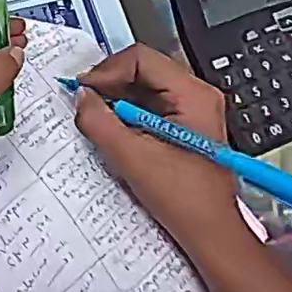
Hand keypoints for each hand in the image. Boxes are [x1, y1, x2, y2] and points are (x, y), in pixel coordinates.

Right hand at [73, 44, 239, 236]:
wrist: (209, 232)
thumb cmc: (185, 200)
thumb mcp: (132, 158)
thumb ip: (99, 122)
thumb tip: (82, 97)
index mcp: (193, 95)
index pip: (140, 58)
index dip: (107, 71)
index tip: (85, 90)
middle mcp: (196, 95)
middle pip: (141, 68)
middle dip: (109, 83)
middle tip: (86, 102)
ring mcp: (190, 108)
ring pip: (141, 85)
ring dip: (115, 98)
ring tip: (100, 120)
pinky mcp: (181, 122)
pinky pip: (145, 103)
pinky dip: (124, 111)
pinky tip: (114, 131)